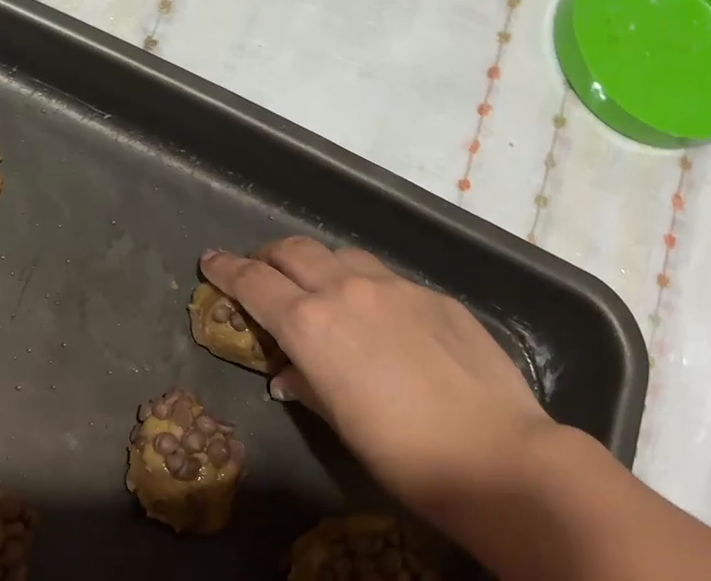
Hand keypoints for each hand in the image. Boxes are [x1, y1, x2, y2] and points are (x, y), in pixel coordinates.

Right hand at [200, 238, 554, 516]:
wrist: (501, 459)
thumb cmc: (402, 451)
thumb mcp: (336, 419)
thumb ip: (304, 382)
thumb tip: (288, 375)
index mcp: (308, 321)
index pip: (250, 280)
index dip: (224, 268)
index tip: (209, 260)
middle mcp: (345, 290)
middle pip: (292, 250)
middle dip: (268, 257)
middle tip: (262, 272)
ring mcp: (395, 288)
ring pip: (341, 255)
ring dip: (320, 265)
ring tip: (323, 287)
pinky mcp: (436, 297)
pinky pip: (388, 278)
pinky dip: (369, 287)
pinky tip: (384, 318)